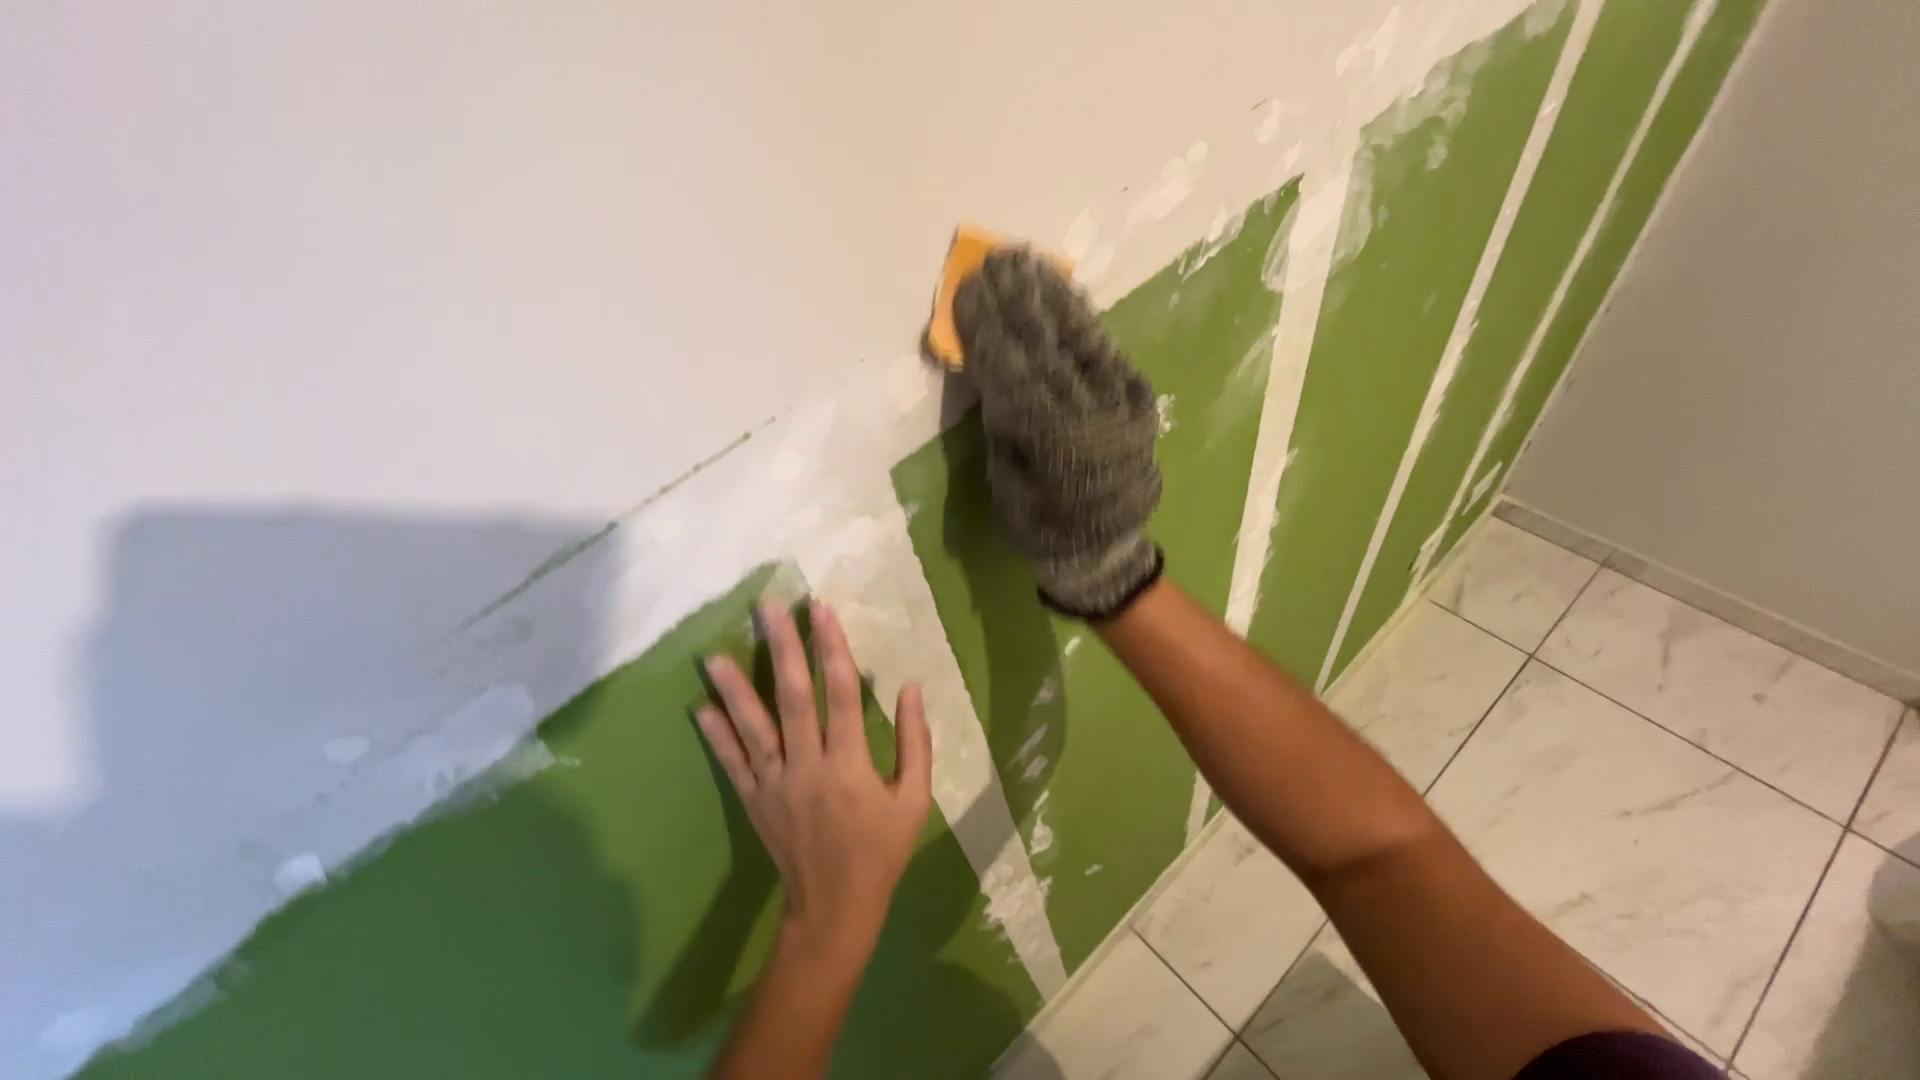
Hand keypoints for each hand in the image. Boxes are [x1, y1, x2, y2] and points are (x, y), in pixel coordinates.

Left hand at [696, 600, 932, 968]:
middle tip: (768, 609)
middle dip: (782, 650)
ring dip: (735, 689)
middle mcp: (808, 767)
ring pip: (752, 728)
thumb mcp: (915, 799)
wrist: (835, 907)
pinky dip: (716, 736)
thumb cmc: (882, 850)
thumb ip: (916, 742)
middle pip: (793, 698)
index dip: (833, 648)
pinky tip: (700, 707)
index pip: (842, 694)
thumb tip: (912, 688)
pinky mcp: (753, 801)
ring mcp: (775, 785)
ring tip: (714, 654)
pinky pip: (732, 763)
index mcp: (850, 764)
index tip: (822, 610)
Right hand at [954, 248, 1163, 618]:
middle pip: (1044, 340)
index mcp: (1045, 434)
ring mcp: (1117, 400)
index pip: (1007, 363)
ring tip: (1033, 264)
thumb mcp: (1003, 472)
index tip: (969, 286)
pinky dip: (1085, 319)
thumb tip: (992, 362)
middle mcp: (1084, 409)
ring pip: (1080, 335)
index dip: (986, 322)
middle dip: (1017, 297)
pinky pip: (1108, 350)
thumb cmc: (1039, 519)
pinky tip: (1069, 294)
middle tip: (998, 259)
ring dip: (1053, 295)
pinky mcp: (1137, 398)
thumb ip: (1001, 415)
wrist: (1103, 545)